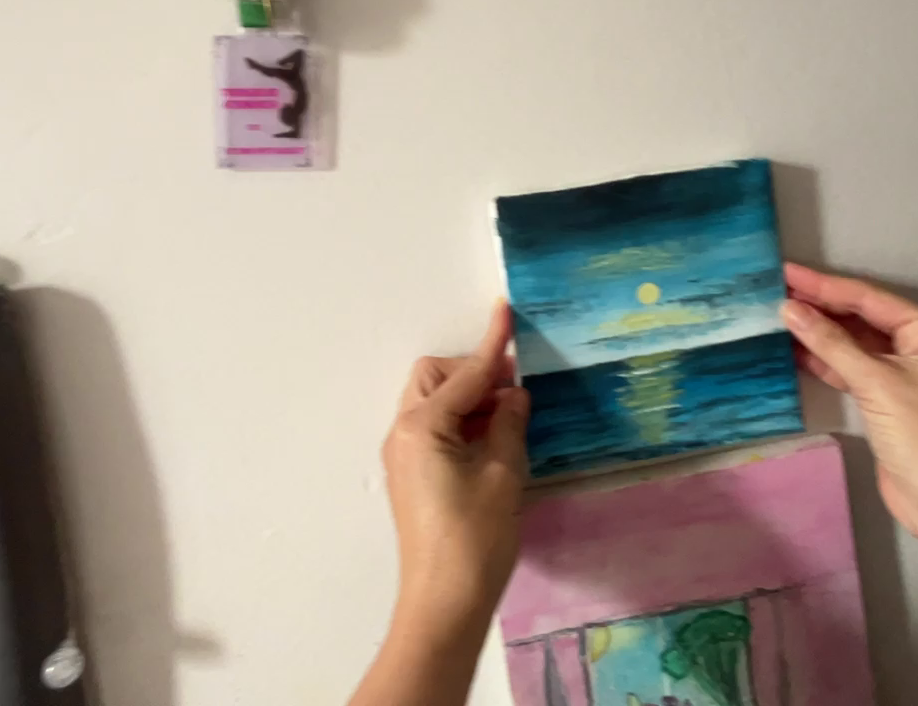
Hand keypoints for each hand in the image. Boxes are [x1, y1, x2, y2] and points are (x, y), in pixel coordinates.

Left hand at [380, 302, 530, 634]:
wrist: (443, 605)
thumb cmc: (476, 539)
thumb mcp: (503, 475)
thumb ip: (508, 423)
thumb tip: (514, 394)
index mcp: (423, 427)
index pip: (467, 374)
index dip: (493, 345)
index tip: (505, 311)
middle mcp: (404, 432)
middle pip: (435, 377)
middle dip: (472, 372)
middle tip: (511, 387)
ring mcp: (404, 454)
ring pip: (433, 401)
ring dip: (468, 397)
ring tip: (507, 415)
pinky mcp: (411, 473)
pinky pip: (434, 426)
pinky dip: (461, 420)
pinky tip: (491, 439)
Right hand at [780, 263, 917, 534]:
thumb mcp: (874, 381)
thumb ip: (829, 342)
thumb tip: (788, 308)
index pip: (867, 297)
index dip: (822, 284)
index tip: (784, 271)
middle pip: (859, 316)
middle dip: (818, 305)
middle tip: (774, 289)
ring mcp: (902, 372)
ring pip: (852, 342)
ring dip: (817, 331)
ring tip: (775, 315)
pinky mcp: (886, 398)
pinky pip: (849, 366)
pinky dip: (823, 358)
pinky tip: (793, 349)